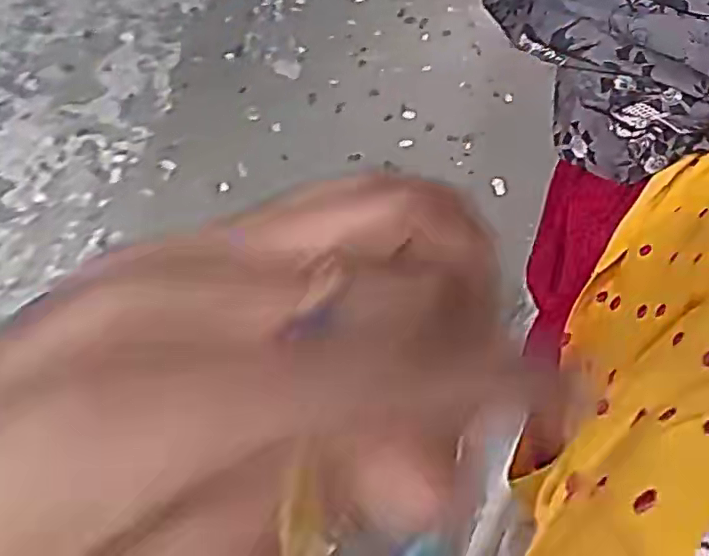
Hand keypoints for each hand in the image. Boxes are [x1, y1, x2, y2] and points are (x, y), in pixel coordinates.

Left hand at [0, 174, 528, 555]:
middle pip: (404, 255)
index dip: (491, 373)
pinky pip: (345, 207)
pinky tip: (409, 298)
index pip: (382, 358)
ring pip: (392, 203)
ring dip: (459, 262)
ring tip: (464, 330)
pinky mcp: (188, 242)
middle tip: (488, 399)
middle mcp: (181, 289)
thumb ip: (299, 505)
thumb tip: (429, 467)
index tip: (562, 394)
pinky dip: (411, 244)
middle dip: (476, 324)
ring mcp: (186, 248)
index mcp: (146, 399)